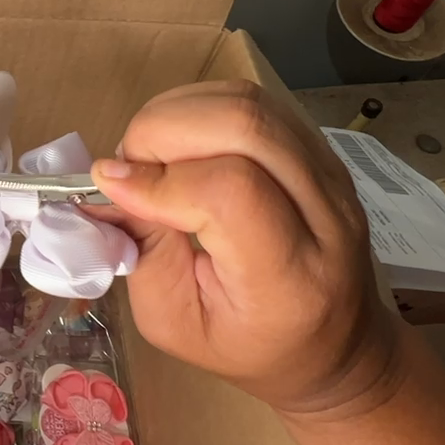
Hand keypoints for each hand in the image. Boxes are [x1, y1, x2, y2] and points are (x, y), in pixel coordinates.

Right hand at [89, 81, 401, 418]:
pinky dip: (196, 108)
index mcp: (290, 278)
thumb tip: (108, 183)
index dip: (160, 180)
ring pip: (245, 102)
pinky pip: (250, 100)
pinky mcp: (319, 148)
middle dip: (161, 132)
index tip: (111, 188)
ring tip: (152, 155)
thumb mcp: (173, 323)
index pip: (230, 192)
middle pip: (244, 126)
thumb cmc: (246, 344)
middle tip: (131, 168)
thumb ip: (141, 252)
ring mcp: (329, 172)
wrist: (335, 344)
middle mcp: (325, 214)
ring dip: (176, 114)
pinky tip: (178, 143)